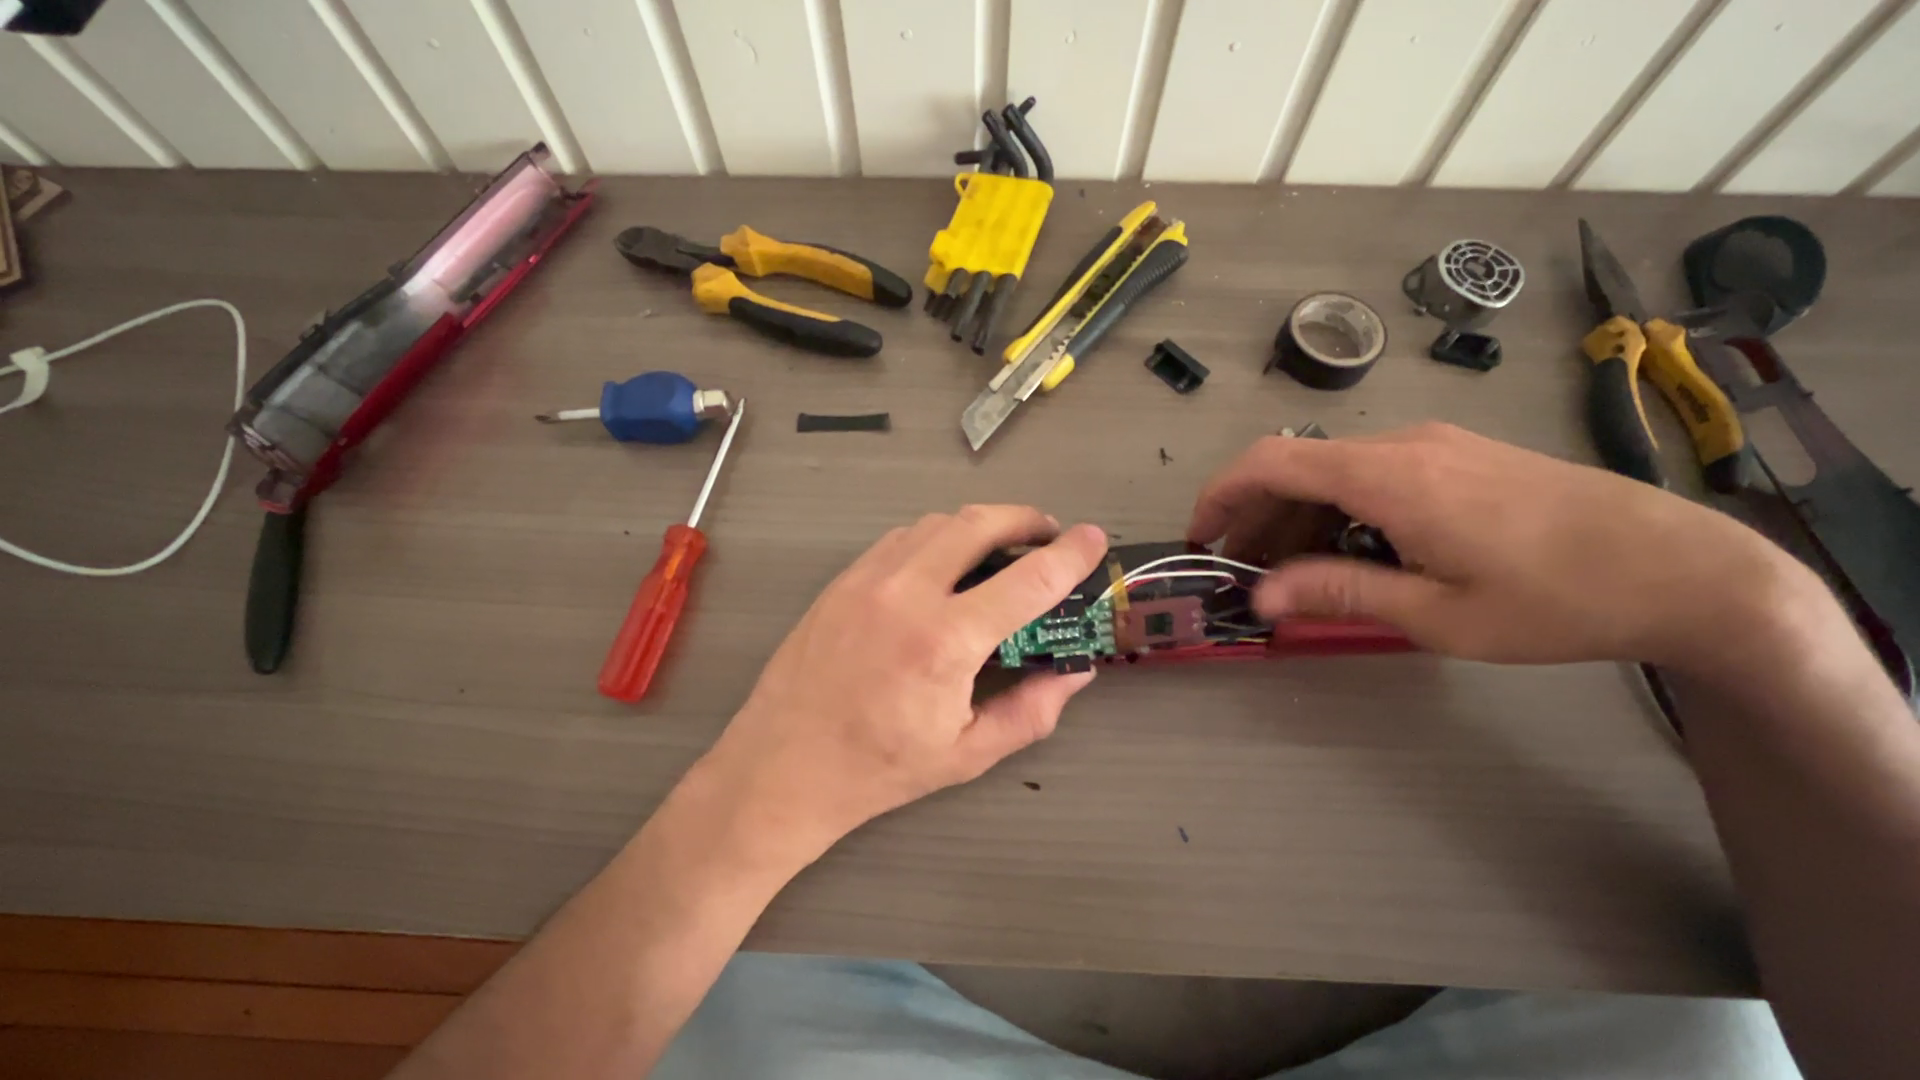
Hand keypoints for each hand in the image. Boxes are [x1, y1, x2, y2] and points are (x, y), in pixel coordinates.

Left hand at [697, 507, 1107, 859]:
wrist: (781, 766)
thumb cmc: (878, 769)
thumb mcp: (966, 753)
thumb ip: (1030, 710)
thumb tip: (1075, 672)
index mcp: (945, 641)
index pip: (1027, 578)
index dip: (1070, 554)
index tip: (1094, 539)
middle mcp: (906, 594)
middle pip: (979, 522)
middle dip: (1025, 518)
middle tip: (1048, 535)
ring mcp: (867, 580)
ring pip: (936, 523)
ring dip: (978, 525)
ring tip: (1000, 549)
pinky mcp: (841, 580)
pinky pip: (900, 538)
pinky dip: (935, 538)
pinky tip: (944, 565)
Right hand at [1187, 423, 1822, 671]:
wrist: (1682, 568)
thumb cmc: (1554, 600)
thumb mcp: (1438, 613)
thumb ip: (1340, 592)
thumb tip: (1261, 595)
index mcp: (1389, 476)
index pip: (1269, 461)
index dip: (1220, 494)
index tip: (1200, 539)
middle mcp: (1404, 444)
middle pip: (1296, 464)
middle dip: (1256, 516)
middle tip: (1246, 574)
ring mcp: (1436, 444)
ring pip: (1334, 469)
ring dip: (1298, 514)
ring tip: (1293, 572)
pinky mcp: (1461, 455)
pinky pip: (1374, 471)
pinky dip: (1340, 507)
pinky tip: (1353, 550)